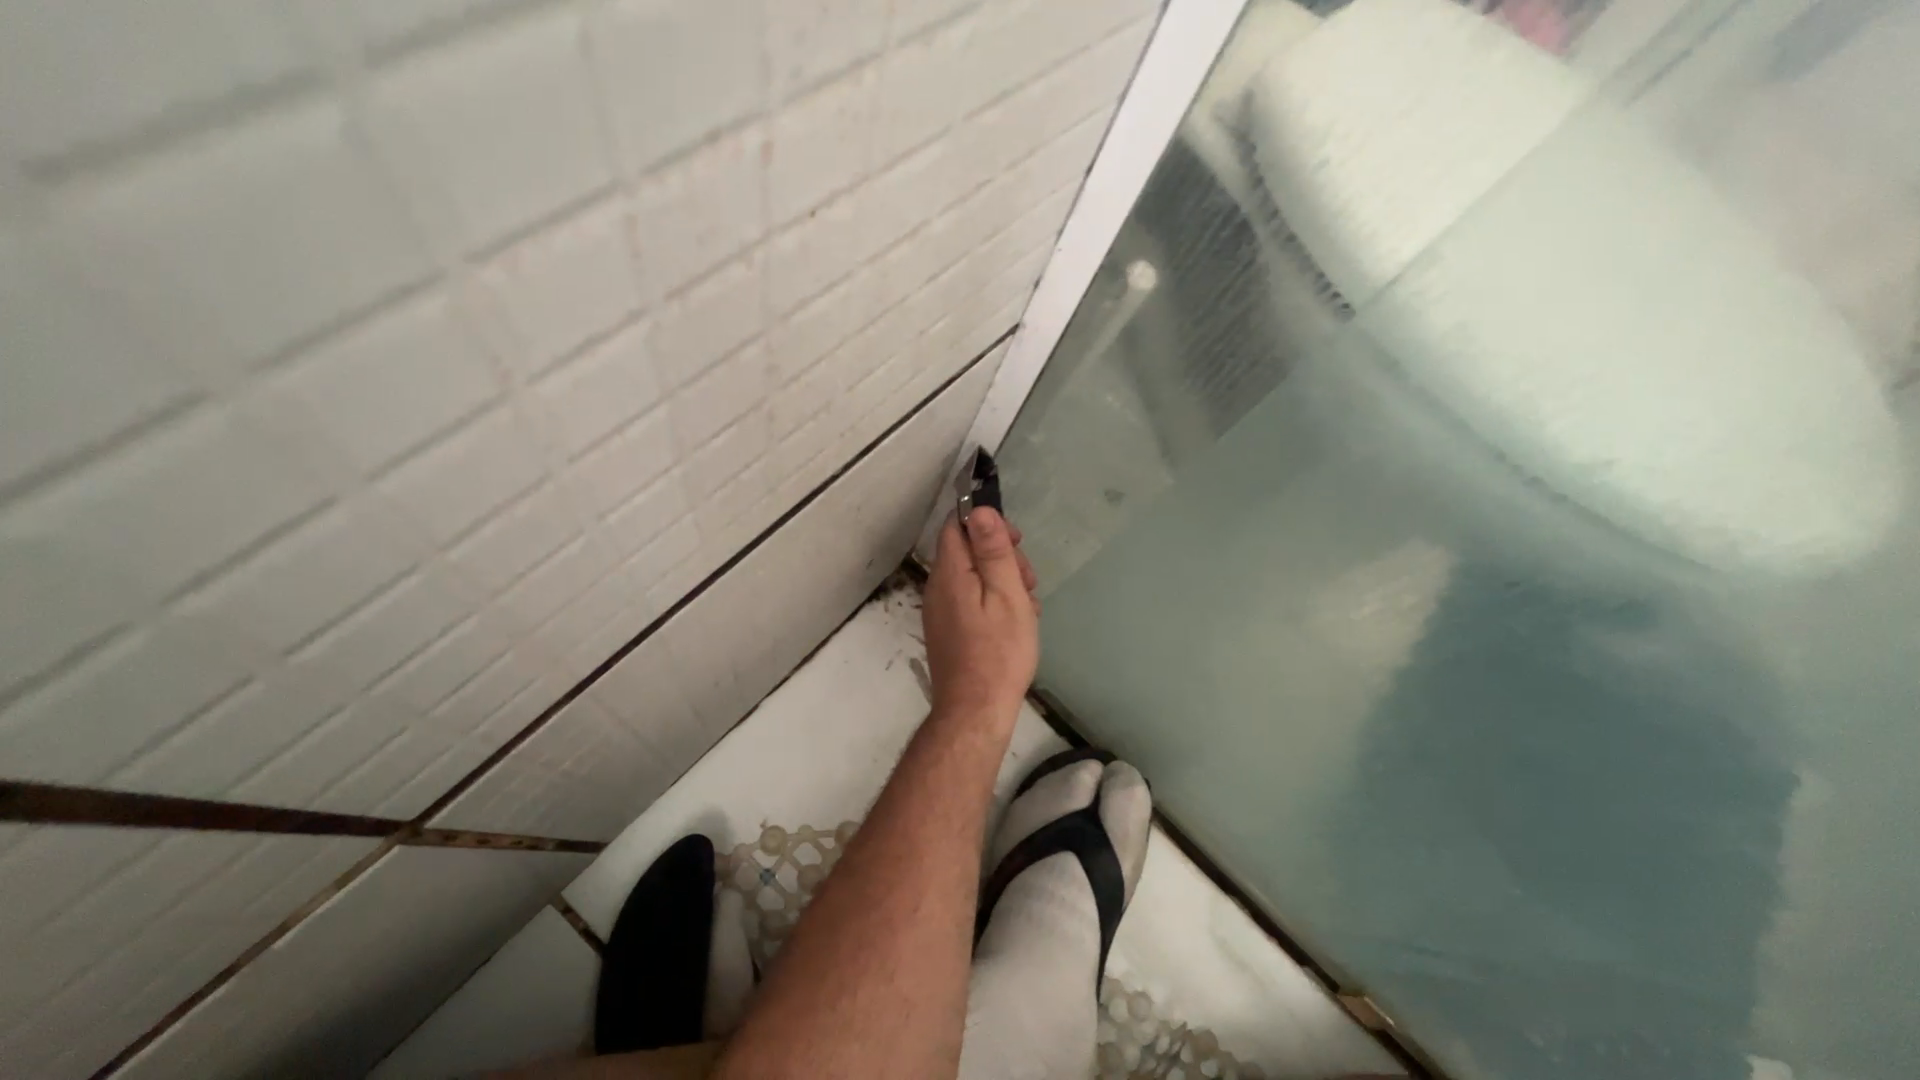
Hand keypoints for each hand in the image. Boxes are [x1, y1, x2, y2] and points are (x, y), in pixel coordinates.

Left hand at [923, 507, 1039, 719]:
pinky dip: (993, 603)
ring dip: (1002, 583)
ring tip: (1027, 608)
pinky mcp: (947, 630)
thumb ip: (993, 551)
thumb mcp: (1006, 594)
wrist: (975, 710)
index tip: (1016, 542)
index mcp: (950, 573)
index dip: (987, 523)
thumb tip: (979, 509)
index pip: (957, 525)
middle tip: (1029, 582)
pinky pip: (970, 601)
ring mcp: (940, 611)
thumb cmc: (999, 652)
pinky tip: (1014, 625)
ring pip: (973, 577)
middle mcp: (937, 587)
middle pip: (967, 551)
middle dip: (1001, 557)